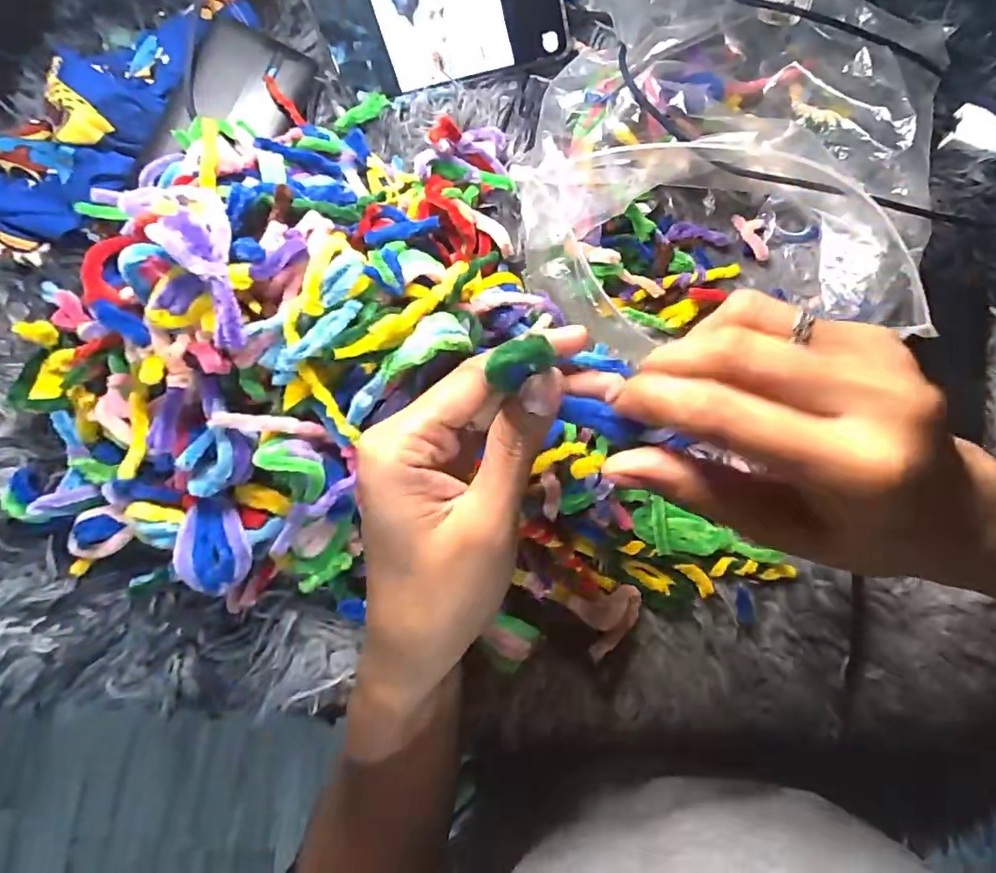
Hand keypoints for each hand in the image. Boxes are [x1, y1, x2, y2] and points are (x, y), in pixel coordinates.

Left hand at [352, 326, 588, 718]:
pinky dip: (518, 426)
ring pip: (483, 409)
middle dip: (536, 377)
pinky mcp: (434, 466)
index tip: (579, 339)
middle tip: (597, 369)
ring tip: (589, 385)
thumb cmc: (447, 597)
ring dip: (533, 398)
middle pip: (478, 391)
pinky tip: (554, 410)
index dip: (527, 355)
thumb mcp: (489, 518)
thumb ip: (516, 443)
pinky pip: (479, 434)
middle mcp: (400, 434)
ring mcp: (416, 450)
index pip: (471, 380)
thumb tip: (547, 374)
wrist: (416, 655)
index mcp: (397, 442)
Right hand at [596, 291, 995, 586]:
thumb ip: (700, 491)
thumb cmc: (869, 535)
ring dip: (691, 343)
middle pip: (732, 350)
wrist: (959, 501)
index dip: (657, 400)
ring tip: (677, 380)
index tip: (615, 407)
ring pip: (746, 317)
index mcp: (853, 464)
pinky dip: (727, 332)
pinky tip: (724, 365)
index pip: (728, 412)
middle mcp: (870, 393)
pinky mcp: (869, 329)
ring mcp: (874, 350)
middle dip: (665, 365)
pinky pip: (773, 311)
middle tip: (635, 392)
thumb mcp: (782, 533)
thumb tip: (618, 461)